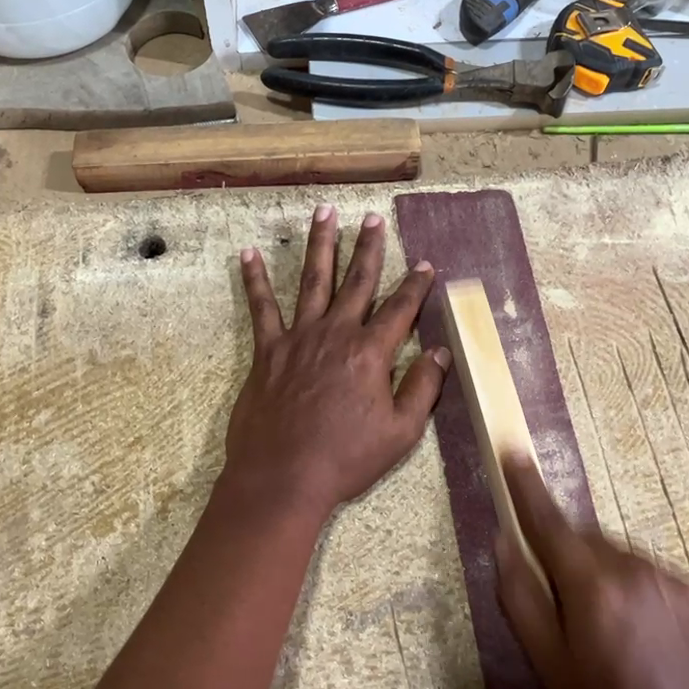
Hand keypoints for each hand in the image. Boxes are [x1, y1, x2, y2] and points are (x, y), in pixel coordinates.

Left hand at [222, 204, 450, 520]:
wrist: (283, 476)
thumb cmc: (345, 458)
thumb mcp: (400, 432)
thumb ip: (422, 388)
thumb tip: (440, 352)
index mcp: (370, 353)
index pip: (400, 310)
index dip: (415, 286)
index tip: (425, 264)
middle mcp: (336, 335)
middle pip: (357, 282)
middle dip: (368, 248)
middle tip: (374, 218)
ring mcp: (299, 338)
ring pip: (313, 281)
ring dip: (320, 245)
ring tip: (324, 212)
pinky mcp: (268, 351)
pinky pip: (261, 308)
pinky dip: (254, 280)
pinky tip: (248, 253)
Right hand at [496, 461, 688, 688]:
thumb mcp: (551, 669)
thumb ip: (521, 598)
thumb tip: (503, 541)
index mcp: (593, 588)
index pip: (549, 522)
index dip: (526, 486)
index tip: (513, 451)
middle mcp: (637, 570)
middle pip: (586, 542)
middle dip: (569, 561)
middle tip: (568, 615)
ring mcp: (678, 580)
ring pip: (621, 561)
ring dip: (606, 582)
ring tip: (614, 641)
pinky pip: (656, 579)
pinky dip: (641, 597)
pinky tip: (650, 646)